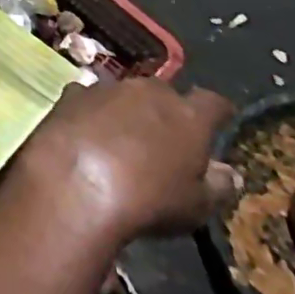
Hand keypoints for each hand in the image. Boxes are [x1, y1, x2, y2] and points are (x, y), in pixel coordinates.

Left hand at [7, 78, 238, 241]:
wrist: (73, 181)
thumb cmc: (148, 198)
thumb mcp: (197, 204)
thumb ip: (217, 184)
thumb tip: (226, 171)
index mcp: (188, 114)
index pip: (213, 102)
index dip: (217, 112)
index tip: (218, 123)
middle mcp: (145, 91)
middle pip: (163, 93)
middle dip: (166, 109)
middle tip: (164, 137)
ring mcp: (103, 89)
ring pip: (123, 93)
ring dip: (125, 109)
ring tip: (121, 136)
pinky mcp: (68, 94)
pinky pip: (87, 97)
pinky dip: (91, 110)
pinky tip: (86, 130)